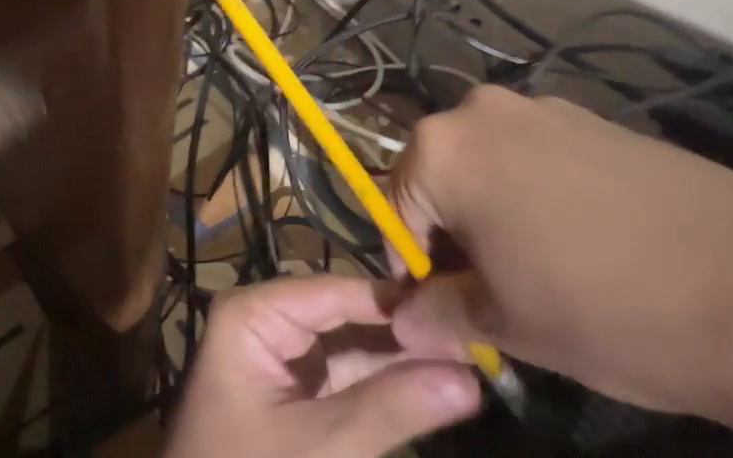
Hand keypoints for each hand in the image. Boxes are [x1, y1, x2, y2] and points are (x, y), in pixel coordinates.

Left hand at [164, 275, 479, 457]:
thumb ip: (392, 408)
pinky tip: (442, 387)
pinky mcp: (298, 394)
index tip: (461, 308)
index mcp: (254, 314)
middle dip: (408, 331)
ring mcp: (283, 357)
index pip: (336, 291)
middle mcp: (267, 322)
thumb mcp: (321, 446)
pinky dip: (390, 386)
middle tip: (478, 338)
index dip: (398, 300)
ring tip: (475, 362)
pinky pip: (350, 378)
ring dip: (407, 360)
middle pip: (348, 314)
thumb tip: (472, 378)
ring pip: (355, 347)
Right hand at [384, 86, 732, 416]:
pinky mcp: (606, 124)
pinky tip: (597, 250)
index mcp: (443, 149)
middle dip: (456, 234)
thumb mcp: (507, 326)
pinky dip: (550, 199)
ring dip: (501, 215)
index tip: (440, 308)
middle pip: (442, 177)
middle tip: (495, 294)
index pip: (394, 208)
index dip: (411, 265)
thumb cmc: (609, 310)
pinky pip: (548, 159)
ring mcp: (551, 110)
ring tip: (550, 275)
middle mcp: (484, 111)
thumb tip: (403, 320)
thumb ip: (438, 314)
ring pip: (496, 167)